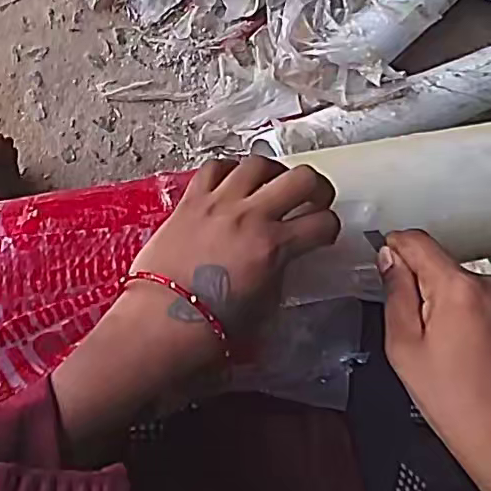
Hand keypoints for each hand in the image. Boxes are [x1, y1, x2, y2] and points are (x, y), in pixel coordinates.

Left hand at [50, 156, 340, 462]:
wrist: (160, 320)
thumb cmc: (211, 326)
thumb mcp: (265, 305)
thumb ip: (280, 272)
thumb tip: (282, 257)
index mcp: (274, 247)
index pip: (323, 223)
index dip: (330, 227)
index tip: (323, 232)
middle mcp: (250, 216)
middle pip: (301, 178)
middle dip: (316, 187)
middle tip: (312, 198)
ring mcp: (218, 203)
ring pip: (258, 164)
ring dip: (274, 172)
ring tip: (273, 184)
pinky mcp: (190, 200)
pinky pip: (215, 167)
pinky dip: (229, 169)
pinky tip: (233, 181)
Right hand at [377, 230, 490, 490]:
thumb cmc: (460, 406)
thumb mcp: (403, 348)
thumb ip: (395, 294)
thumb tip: (392, 261)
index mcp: (459, 289)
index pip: (418, 242)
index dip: (396, 247)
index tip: (389, 256)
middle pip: (448, 270)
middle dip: (431, 291)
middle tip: (425, 336)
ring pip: (477, 290)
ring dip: (463, 308)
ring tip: (460, 354)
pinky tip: (484, 359)